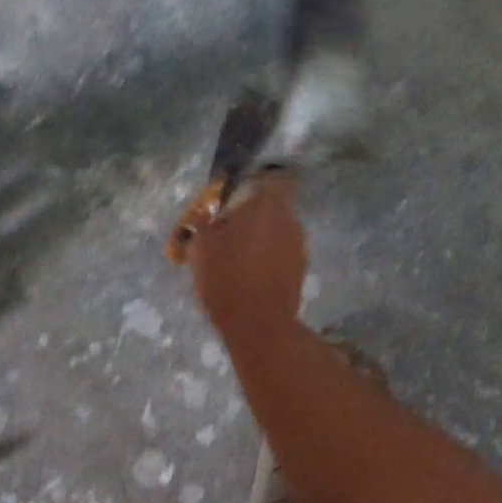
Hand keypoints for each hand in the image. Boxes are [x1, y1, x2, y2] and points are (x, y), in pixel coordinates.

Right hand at [187, 171, 307, 338]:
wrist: (258, 324)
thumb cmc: (225, 276)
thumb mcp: (201, 245)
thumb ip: (205, 222)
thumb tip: (209, 214)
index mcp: (268, 205)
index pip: (275, 178)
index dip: (257, 185)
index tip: (237, 200)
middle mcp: (290, 221)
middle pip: (272, 209)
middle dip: (251, 218)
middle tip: (226, 236)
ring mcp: (300, 247)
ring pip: (277, 233)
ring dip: (259, 241)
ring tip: (234, 261)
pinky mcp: (301, 272)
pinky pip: (281, 256)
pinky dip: (267, 261)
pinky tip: (248, 279)